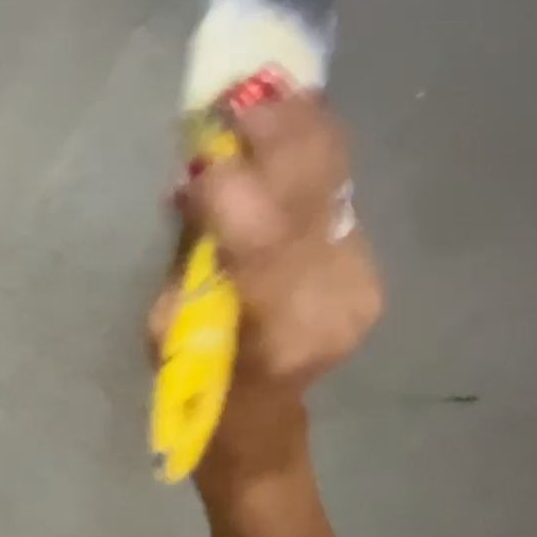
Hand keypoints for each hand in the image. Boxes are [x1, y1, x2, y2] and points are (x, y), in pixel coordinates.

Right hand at [149, 96, 382, 481]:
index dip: (228, 189)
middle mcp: (328, 307)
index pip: (259, 241)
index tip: (200, 155)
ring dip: (301, 142)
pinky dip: (312, 174)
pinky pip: (339, 209)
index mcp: (269, 335)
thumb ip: (189, 258)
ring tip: (265, 110)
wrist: (259, 431)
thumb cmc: (194, 397)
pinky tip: (286, 154)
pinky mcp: (369, 278)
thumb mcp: (168, 333)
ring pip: (335, 193)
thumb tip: (195, 185)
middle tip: (241, 105)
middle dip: (277, 142)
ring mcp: (357, 291)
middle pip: (311, 200)